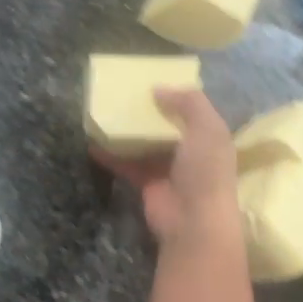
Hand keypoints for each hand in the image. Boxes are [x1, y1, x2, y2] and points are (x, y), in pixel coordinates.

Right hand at [91, 90, 241, 249]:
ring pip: (144, 144)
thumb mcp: (207, 128)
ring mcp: (166, 168)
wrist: (192, 219)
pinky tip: (92, 143)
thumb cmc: (205, 170)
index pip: (194, 111)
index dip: (176, 96)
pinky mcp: (145, 182)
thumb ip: (188, 103)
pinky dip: (110, 155)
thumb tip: (158, 89)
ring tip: (106, 114)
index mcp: (210, 136)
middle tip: (125, 95)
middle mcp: (189, 151)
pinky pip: (126, 163)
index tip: (153, 81)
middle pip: (166, 126)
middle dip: (148, 113)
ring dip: (127, 132)